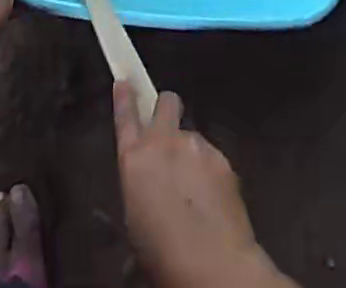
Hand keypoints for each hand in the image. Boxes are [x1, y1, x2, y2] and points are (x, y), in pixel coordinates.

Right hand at [113, 85, 295, 287]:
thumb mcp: (134, 218)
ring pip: (191, 135)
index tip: (125, 81)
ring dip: (190, 152)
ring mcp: (195, 145)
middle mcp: (163, 141)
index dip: (124, 96)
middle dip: (166, 109)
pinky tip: (212, 200)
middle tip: (168, 134)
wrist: (214, 264)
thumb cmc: (161, 252)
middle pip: (165, 101)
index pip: (125, 114)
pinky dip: (210, 171)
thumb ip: (139, 183)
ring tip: (195, 190)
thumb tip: (147, 180)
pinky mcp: (221, 157)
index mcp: (134, 158)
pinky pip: (211, 156)